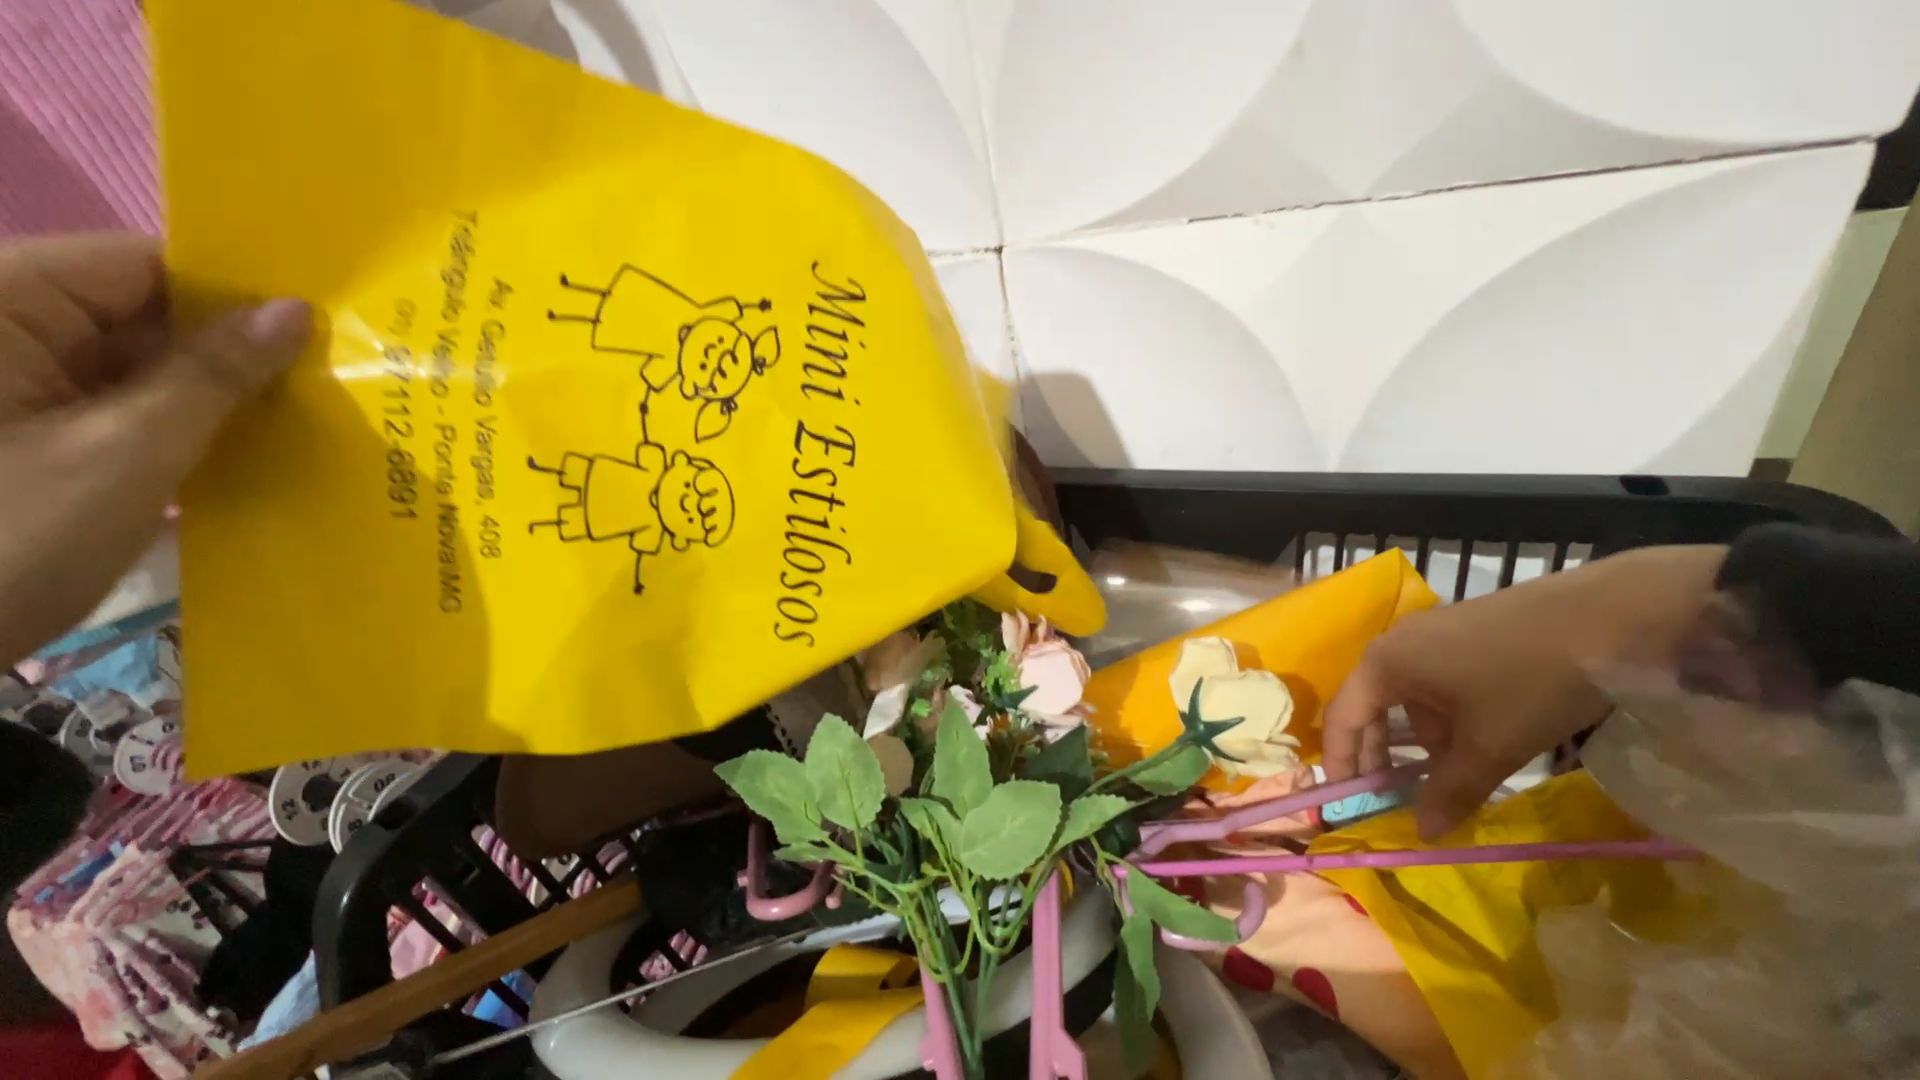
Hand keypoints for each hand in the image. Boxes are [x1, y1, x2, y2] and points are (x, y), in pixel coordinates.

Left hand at [0, 233, 310, 667]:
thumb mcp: (128, 452)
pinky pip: (119, 407)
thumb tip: (294, 312)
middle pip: (139, 312)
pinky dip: (183, 425)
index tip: (323, 324)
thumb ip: (214, 375)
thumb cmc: (5, 539)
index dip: (234, 288)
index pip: (138, 264)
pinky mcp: (25, 435)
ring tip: (308, 413)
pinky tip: (249, 448)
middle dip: (234, 345)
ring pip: (137, 363)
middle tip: (334, 375)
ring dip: (217, 391)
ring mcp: (10, 388)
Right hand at [1321, 545, 1725, 838]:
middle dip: (1380, 755)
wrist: (1612, 615)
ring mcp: (1431, 634)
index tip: (1347, 803)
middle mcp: (1396, 644)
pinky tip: (1481, 739)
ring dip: (1421, 740)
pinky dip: (1446, 717)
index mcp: (1384, 665)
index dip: (1341, 764)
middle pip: (1371, 707)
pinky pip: (1436, 682)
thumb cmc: (1531, 683)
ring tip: (1452, 777)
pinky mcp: (1465, 631)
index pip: (1341, 719)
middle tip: (1393, 799)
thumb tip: (1421, 833)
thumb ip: (1449, 792)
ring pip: (1409, 697)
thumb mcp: (1491, 747)